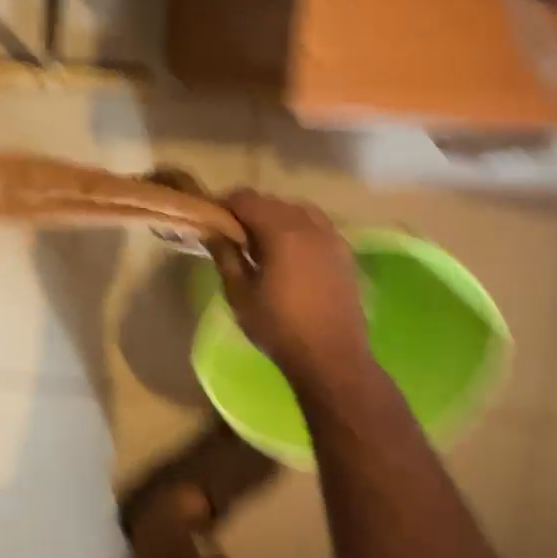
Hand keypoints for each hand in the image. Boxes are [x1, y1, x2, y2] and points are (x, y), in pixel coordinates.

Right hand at [219, 190, 367, 366]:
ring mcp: (332, 238)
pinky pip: (317, 227)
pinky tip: (290, 254)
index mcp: (281, 231)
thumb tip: (214, 232)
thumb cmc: (279, 327)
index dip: (225, 204)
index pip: (246, 199)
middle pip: (273, 202)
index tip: (211, 220)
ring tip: (262, 243)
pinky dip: (299, 229)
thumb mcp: (239, 294)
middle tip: (232, 235)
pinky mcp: (345, 254)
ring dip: (276, 218)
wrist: (332, 358)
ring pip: (298, 211)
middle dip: (250, 211)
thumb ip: (225, 256)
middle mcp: (310, 225)